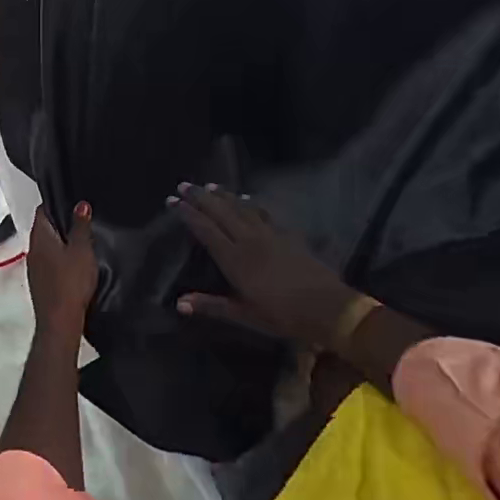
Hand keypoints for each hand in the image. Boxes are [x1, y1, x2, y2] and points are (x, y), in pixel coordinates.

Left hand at [27, 201, 98, 339]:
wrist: (59, 322)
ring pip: (46, 246)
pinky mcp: (39, 282)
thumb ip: (80, 226)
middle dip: (60, 222)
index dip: (55, 203)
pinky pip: (48, 261)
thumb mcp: (82, 250)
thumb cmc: (71, 282)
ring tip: (80, 239)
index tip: (71, 200)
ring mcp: (34, 268)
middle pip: (44, 228)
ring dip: (60, 241)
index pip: (42, 211)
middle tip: (81, 219)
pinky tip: (73, 263)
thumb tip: (80, 204)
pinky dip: (59, 257)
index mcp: (40, 237)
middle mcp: (32, 250)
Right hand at [170, 184, 361, 349]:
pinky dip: (250, 203)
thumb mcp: (244, 315)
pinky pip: (262, 212)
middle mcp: (248, 240)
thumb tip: (179, 302)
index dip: (188, 213)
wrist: (326, 306)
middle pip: (220, 211)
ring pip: (241, 207)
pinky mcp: (286, 234)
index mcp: (234, 259)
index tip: (173, 200)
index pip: (205, 229)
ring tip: (210, 185)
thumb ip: (212, 306)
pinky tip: (246, 199)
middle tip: (184, 184)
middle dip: (201, 196)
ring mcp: (269, 234)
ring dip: (224, 195)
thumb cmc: (282, 316)